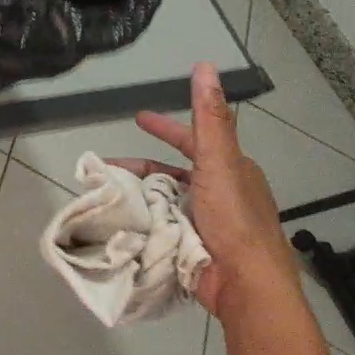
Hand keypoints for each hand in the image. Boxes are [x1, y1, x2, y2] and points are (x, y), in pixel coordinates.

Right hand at [108, 62, 297, 321]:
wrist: (247, 288)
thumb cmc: (234, 222)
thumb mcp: (219, 163)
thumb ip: (209, 118)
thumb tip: (206, 66)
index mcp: (235, 172)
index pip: (195, 140)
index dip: (166, 127)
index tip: (137, 118)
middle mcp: (225, 194)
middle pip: (175, 170)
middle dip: (141, 166)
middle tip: (108, 165)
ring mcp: (212, 223)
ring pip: (167, 197)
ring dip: (139, 193)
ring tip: (108, 195)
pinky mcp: (199, 247)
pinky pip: (165, 222)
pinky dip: (144, 217)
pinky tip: (123, 219)